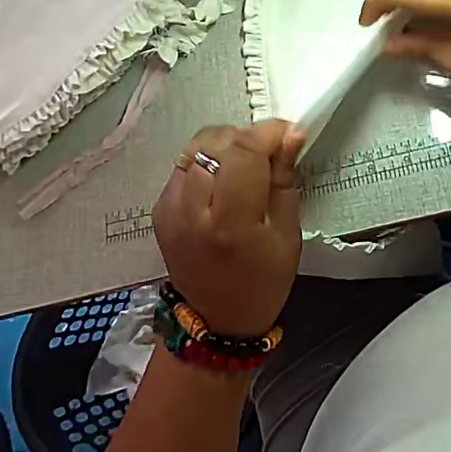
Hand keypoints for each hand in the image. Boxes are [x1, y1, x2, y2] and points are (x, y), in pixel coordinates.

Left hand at [151, 121, 304, 336]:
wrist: (217, 319)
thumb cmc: (264, 281)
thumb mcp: (288, 233)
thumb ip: (285, 179)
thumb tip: (290, 135)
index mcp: (231, 221)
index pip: (245, 148)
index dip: (269, 131)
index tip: (289, 135)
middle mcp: (193, 209)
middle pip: (218, 140)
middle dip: (248, 137)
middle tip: (269, 156)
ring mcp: (170, 208)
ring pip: (197, 147)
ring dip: (226, 146)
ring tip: (245, 168)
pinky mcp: (160, 209)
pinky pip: (185, 165)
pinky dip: (207, 162)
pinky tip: (222, 183)